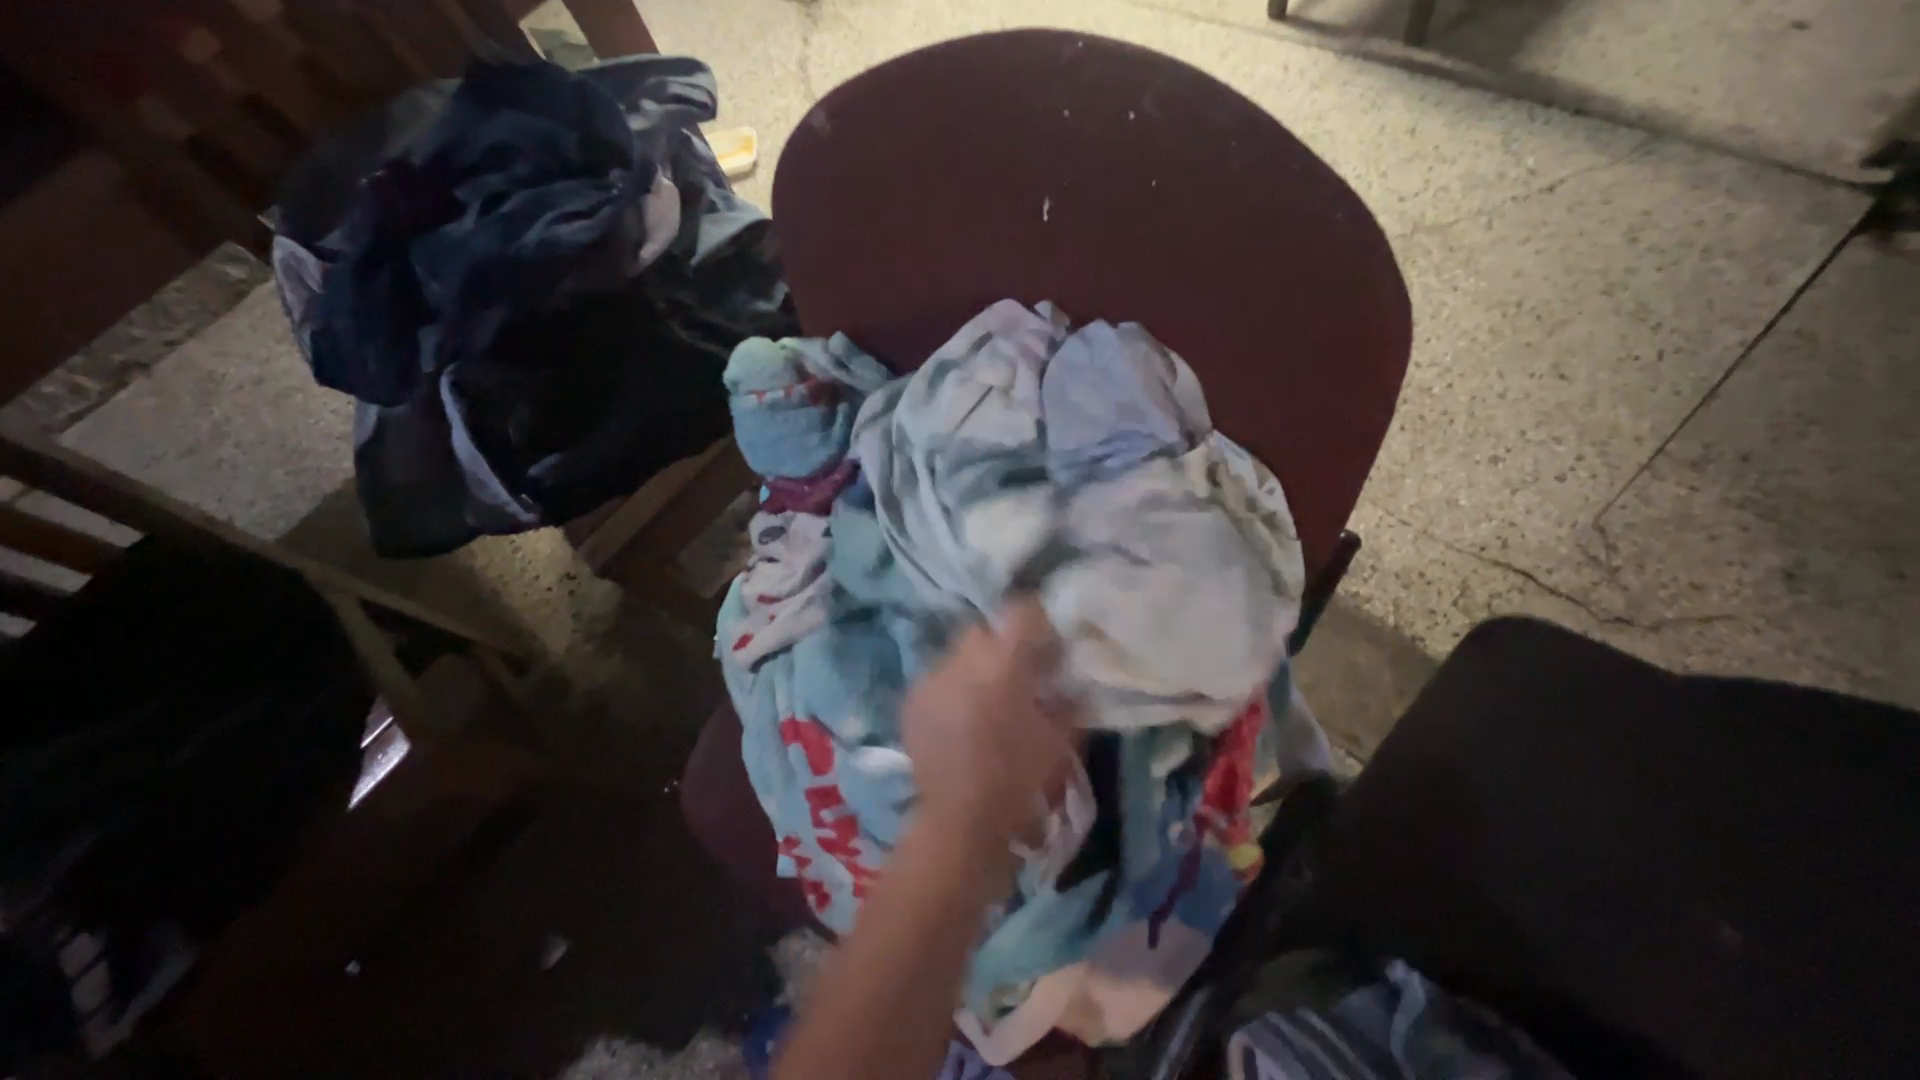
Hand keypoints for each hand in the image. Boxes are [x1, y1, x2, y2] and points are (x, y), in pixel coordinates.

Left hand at [901, 599, 1081, 856]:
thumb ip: (1067, 701)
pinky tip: (959, 718)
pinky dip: (951, 689)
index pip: (1021, 611)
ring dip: (974, 666)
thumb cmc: (1020, 780)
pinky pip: (936, 679)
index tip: (1047, 640)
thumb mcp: (1059, 739)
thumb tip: (1068, 681)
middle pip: (984, 629)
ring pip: (956, 653)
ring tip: (985, 697)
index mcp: (1004, 664)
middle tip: (1017, 670)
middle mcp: (963, 660)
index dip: (1037, 620)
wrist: (962, 821)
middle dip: (1001, 643)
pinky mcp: (911, 700)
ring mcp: (931, 678)